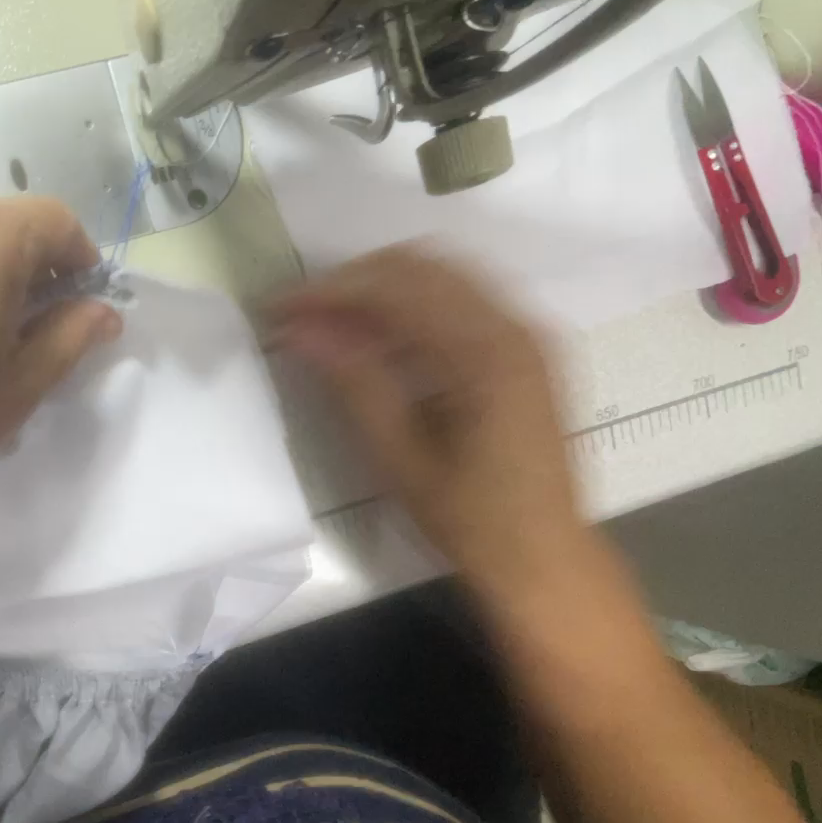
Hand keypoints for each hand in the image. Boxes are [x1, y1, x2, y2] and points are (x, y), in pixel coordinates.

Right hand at [273, 246, 584, 580]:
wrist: (543, 556)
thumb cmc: (468, 519)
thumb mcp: (400, 457)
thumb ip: (353, 381)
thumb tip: (299, 330)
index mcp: (485, 353)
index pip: (395, 288)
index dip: (329, 291)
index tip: (279, 308)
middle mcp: (515, 325)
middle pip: (421, 266)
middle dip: (353, 282)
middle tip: (302, 316)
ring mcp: (528, 333)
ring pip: (443, 275)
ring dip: (382, 289)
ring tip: (332, 326)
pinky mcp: (527, 348)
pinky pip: (463, 299)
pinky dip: (415, 305)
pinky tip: (381, 340)